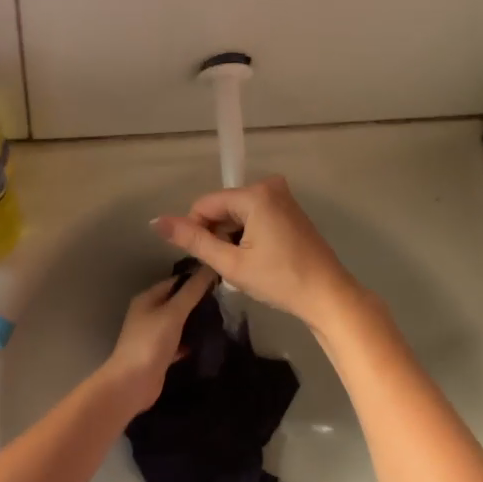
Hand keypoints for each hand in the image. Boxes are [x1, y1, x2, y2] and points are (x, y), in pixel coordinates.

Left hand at [99, 267, 218, 413]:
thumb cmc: (151, 342)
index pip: (174, 282)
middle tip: (226, 298)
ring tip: (222, 316)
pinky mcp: (160, 355)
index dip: (195, 278)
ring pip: (178, 323)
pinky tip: (210, 340)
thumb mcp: (173, 312)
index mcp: (147, 299)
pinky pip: (179, 342)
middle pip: (176, 302)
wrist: (134, 382)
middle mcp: (148, 315)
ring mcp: (153, 336)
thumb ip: (192, 291)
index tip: (220, 278)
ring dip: (196, 320)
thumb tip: (209, 267)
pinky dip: (192, 340)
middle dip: (198, 300)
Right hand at [151, 177, 361, 330]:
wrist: (327, 295)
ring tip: (243, 266)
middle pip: (222, 207)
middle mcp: (270, 186)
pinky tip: (256, 260)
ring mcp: (283, 198)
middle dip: (217, 234)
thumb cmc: (279, 280)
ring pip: (237, 214)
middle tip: (227, 267)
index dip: (196, 231)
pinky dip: (248, 236)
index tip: (206, 260)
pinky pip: (255, 217)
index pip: (205, 204)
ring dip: (231, 238)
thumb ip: (193, 240)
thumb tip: (156, 222)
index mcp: (255, 194)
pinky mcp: (290, 211)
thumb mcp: (231, 263)